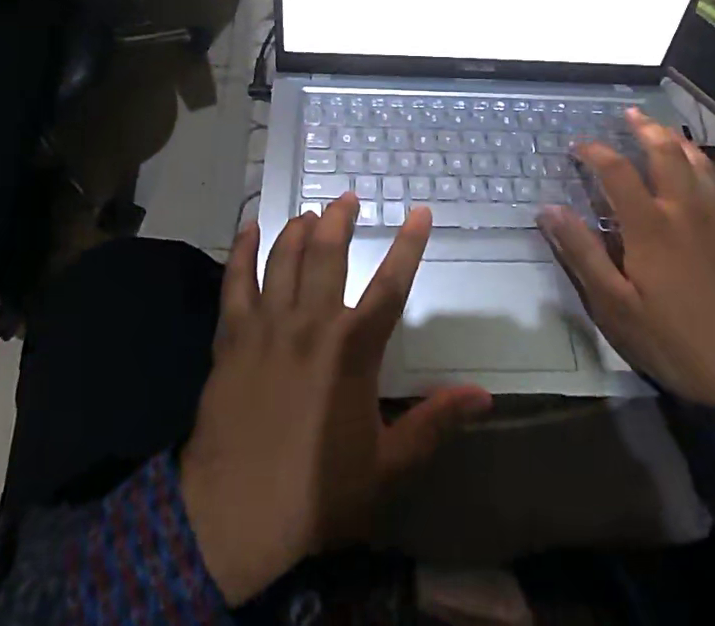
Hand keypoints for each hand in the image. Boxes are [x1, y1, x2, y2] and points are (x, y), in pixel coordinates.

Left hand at [180, 200, 492, 605]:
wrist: (234, 515)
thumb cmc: (319, 492)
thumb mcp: (388, 464)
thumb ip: (434, 421)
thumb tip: (484, 396)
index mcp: (354, 349)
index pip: (391, 283)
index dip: (409, 245)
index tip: (419, 212)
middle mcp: (311, 324)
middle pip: (328, 253)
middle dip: (341, 220)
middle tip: (349, 198)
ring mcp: (266, 326)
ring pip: (283, 259)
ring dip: (298, 228)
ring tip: (310, 211)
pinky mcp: (231, 338)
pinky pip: (235, 282)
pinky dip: (242, 251)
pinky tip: (249, 228)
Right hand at [539, 108, 714, 406]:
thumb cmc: (674, 341)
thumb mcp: (615, 306)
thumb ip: (583, 253)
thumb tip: (548, 209)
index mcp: (650, 226)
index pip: (617, 171)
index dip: (594, 152)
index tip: (577, 145)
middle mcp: (686, 211)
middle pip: (666, 154)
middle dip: (645, 129)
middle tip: (630, 115)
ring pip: (700, 163)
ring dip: (677, 141)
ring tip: (662, 130)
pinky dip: (703, 164)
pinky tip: (700, 171)